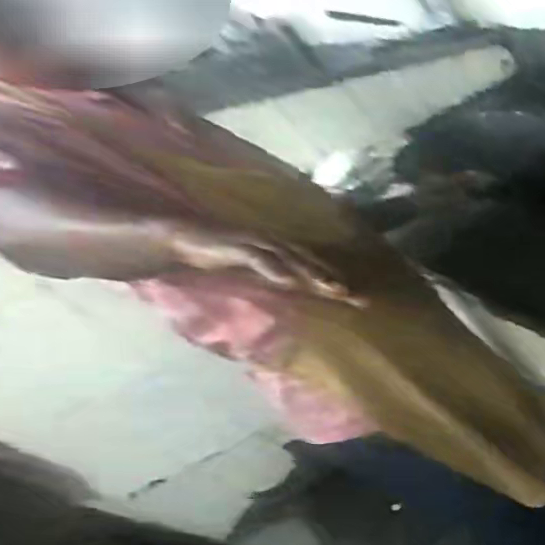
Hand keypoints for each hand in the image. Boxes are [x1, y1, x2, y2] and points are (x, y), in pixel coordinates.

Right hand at [169, 225, 362, 304]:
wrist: (181, 240)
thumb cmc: (224, 260)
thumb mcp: (257, 277)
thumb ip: (280, 286)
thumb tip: (303, 304)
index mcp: (284, 255)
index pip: (318, 269)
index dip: (340, 283)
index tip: (363, 301)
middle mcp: (277, 246)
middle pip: (312, 263)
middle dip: (335, 279)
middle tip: (356, 296)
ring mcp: (258, 242)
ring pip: (292, 258)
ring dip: (313, 273)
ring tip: (332, 288)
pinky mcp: (236, 244)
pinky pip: (258, 257)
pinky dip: (274, 268)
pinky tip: (287, 281)